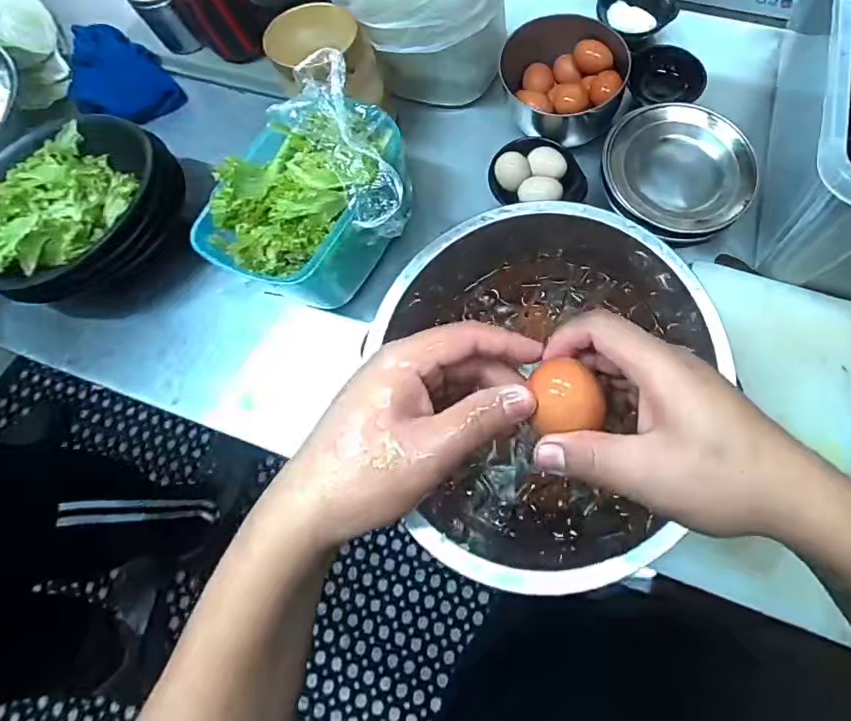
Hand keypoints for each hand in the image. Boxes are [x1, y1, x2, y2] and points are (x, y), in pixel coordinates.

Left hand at [260, 322, 542, 551]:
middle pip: (460, 358)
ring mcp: (392, 386)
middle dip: (498, 378)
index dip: (507, 342)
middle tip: (533, 406)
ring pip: (450, 380)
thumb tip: (527, 397)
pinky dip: (463, 412)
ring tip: (513, 423)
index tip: (545, 357)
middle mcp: (398, 363)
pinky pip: (436, 400)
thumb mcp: (430, 450)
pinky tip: (481, 432)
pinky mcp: (390, 409)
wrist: (305, 513)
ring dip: (482, 397)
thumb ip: (480, 418)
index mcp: (403, 359)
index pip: (466, 336)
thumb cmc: (365, 477)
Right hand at [530, 311, 847, 538]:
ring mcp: (683, 379)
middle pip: (610, 342)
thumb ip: (589, 458)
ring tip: (570, 420)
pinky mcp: (691, 399)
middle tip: (548, 401)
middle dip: (572, 366)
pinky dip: (617, 399)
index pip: (599, 324)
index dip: (563, 338)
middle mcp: (669, 361)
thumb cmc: (721, 477)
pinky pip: (642, 385)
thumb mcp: (647, 474)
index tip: (540, 373)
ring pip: (625, 365)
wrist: (795, 495)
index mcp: (658, 363)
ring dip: (594, 386)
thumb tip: (537, 450)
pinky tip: (608, 433)